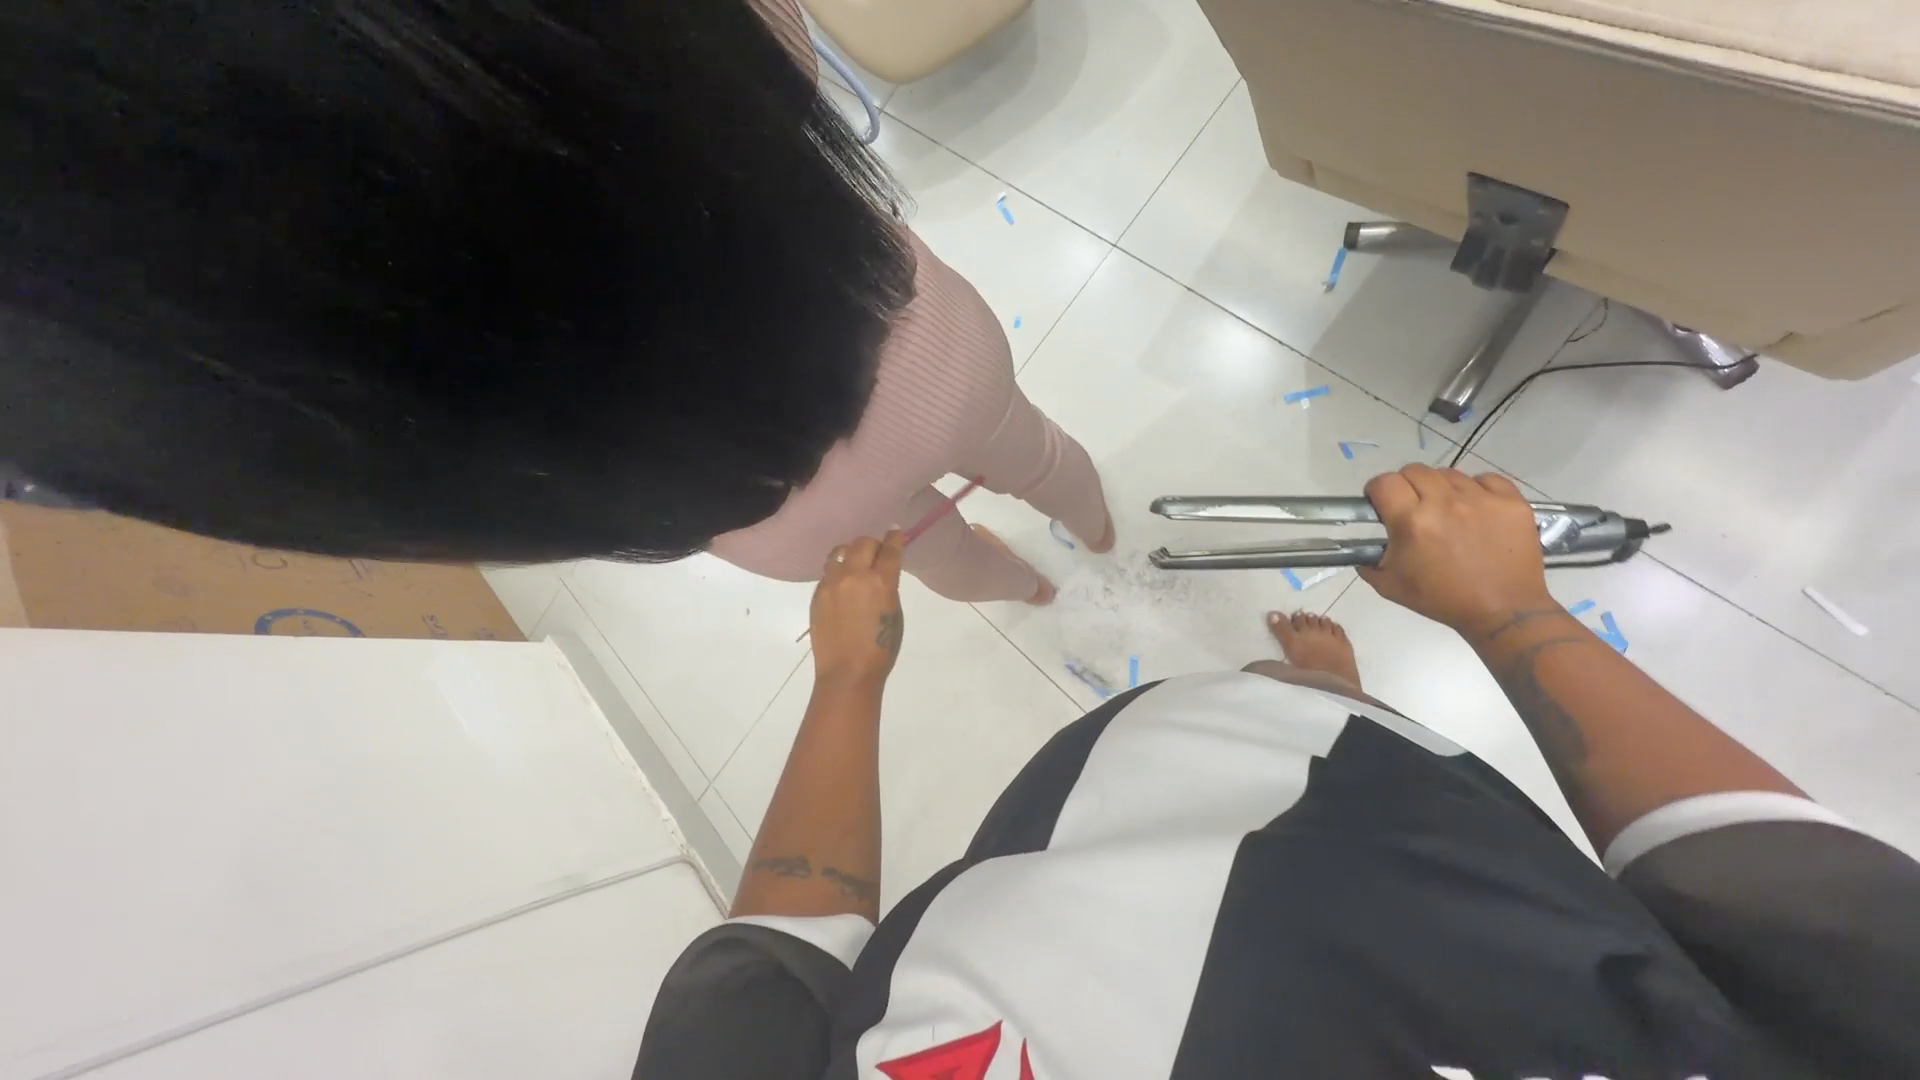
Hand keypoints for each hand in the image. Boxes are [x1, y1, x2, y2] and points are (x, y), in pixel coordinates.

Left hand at [809, 531, 905, 687]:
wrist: (847, 672)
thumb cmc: (881, 649)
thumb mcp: (894, 614)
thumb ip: (887, 588)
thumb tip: (879, 574)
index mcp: (881, 582)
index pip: (889, 549)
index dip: (894, 538)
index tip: (895, 532)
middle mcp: (854, 576)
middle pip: (862, 543)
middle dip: (873, 544)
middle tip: (877, 553)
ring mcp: (831, 584)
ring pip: (840, 552)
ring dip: (851, 553)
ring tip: (855, 564)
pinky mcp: (817, 594)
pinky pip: (828, 572)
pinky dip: (838, 572)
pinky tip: (843, 586)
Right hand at [1356, 465, 1554, 634]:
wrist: (1502, 610)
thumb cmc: (1441, 599)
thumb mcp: (1389, 586)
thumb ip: (1368, 562)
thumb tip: (1360, 549)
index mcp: (1411, 522)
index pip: (1384, 482)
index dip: (1377, 490)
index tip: (1381, 502)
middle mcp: (1444, 503)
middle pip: (1414, 470)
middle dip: (1406, 485)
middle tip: (1412, 506)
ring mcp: (1481, 499)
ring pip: (1449, 473)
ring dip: (1440, 487)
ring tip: (1446, 509)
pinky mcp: (1511, 502)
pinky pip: (1486, 479)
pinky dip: (1476, 489)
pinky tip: (1475, 508)